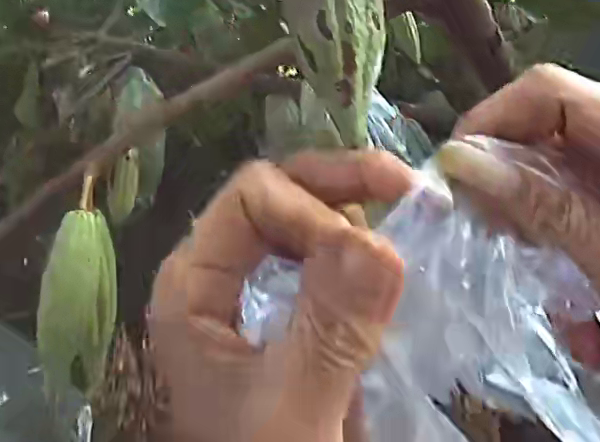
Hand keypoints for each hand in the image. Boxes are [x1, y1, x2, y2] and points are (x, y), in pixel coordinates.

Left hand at [148, 150, 415, 441]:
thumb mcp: (295, 417)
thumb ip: (331, 332)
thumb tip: (379, 241)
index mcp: (193, 283)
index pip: (252, 196)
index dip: (312, 209)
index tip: (368, 252)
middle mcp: (216, 270)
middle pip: (278, 191)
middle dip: (341, 182)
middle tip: (406, 186)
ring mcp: (250, 288)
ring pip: (302, 212)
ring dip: (353, 204)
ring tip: (405, 211)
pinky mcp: (284, 311)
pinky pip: (320, 252)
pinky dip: (357, 241)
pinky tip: (387, 253)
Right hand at [438, 64, 599, 441]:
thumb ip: (557, 215)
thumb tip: (463, 158)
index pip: (557, 92)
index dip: (492, 120)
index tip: (454, 177)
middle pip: (566, 126)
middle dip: (518, 179)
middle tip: (495, 244)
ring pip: (584, 161)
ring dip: (551, 217)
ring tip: (549, 292)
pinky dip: (586, 230)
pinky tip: (589, 300)